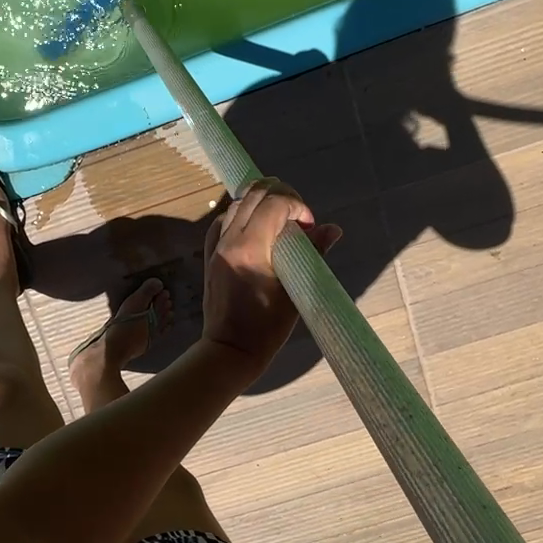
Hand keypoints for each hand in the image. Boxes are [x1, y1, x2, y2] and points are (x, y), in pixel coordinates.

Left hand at [200, 178, 341, 374]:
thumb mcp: (296, 291)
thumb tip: (332, 229)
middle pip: (254, 194)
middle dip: (281, 196)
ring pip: (237, 204)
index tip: (309, 225)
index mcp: (251, 248)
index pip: (274, 203)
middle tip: (298, 217)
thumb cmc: (267, 327)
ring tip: (280, 221)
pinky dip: (242, 215)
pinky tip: (256, 229)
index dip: (297, 205)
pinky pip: (224, 221)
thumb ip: (312, 254)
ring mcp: (216, 246)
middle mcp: (230, 240)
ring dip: (261, 202)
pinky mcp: (209, 254)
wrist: (230, 348)